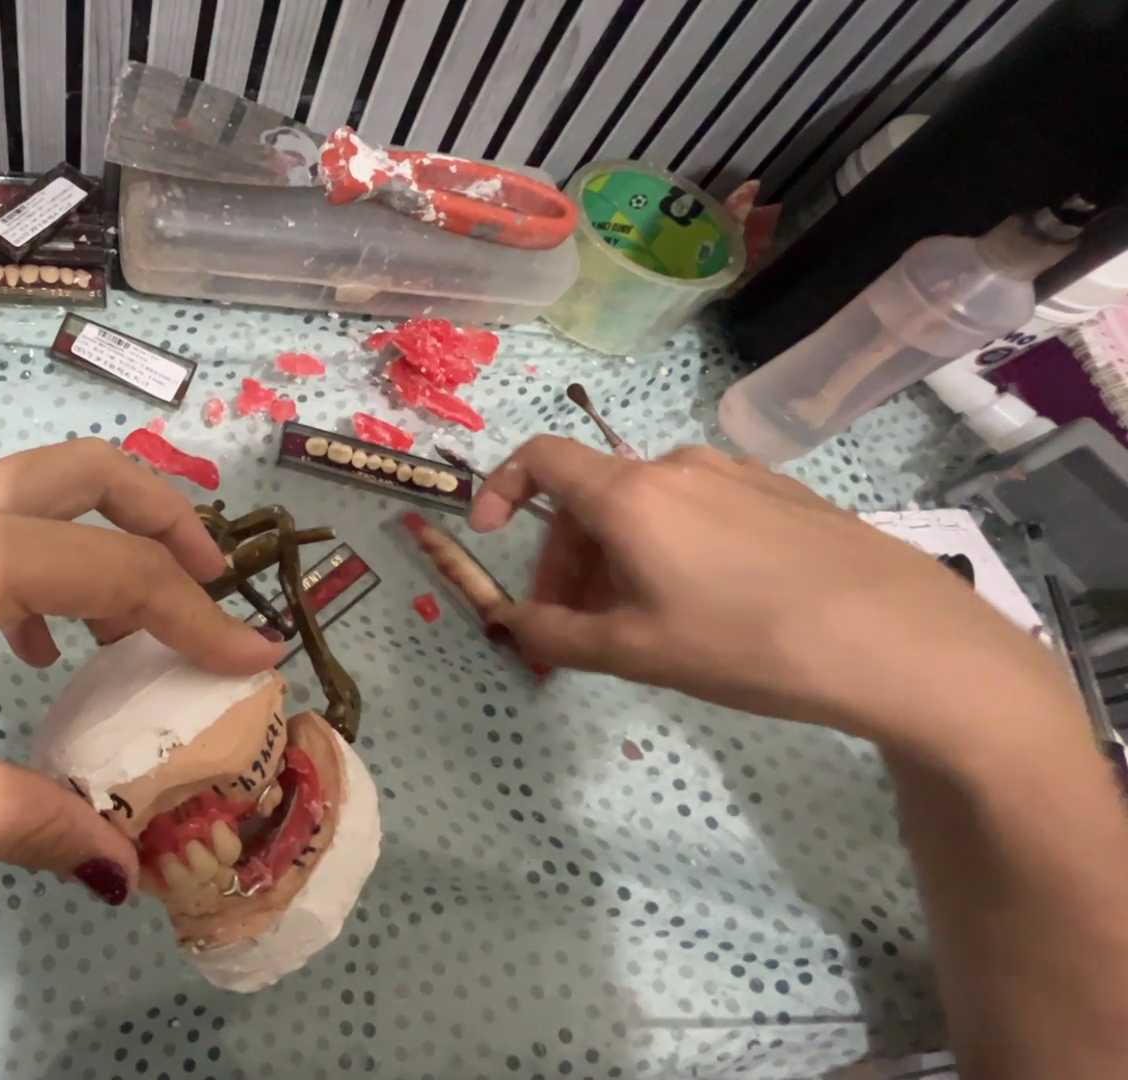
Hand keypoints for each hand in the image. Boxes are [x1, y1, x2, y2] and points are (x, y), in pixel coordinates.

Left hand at [0, 439, 280, 903]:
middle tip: (211, 581)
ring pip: (36, 490)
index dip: (202, 619)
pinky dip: (38, 564)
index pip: (123, 572)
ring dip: (101, 535)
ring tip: (131, 616)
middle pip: (91, 472)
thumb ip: (30, 824)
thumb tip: (123, 874)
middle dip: (168, 516)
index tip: (258, 656)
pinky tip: (30, 639)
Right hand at [466, 436, 1075, 756]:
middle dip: (565, 558)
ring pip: (643, 508)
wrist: (912, 648)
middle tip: (572, 620)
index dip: (499, 488)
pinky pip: (696, 510)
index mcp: (629, 495)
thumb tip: (507, 622)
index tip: (488, 533)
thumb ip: (552, 634)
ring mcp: (736, 476)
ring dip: (615, 557)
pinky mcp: (783, 495)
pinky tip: (701, 600)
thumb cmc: (748, 643)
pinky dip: (666, 546)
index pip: (540, 459)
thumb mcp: (633, 651)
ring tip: (636, 619)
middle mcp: (675, 468)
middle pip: (589, 499)